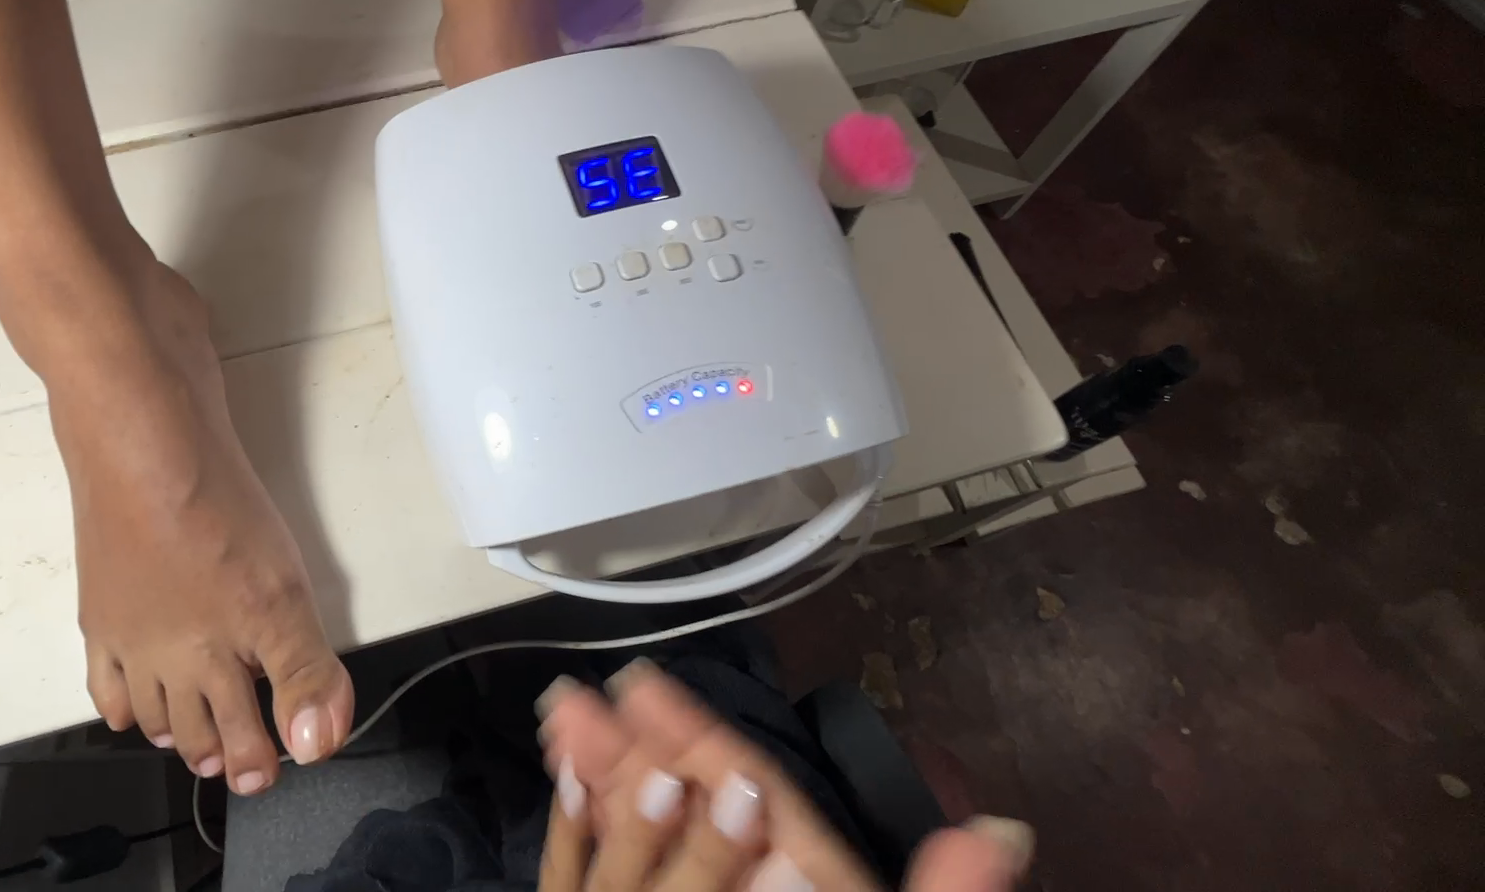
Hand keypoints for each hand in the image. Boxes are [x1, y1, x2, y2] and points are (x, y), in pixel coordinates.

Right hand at [58, 261, 352, 794]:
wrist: (143, 435)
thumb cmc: (213, 509)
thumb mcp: (280, 588)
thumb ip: (301, 666)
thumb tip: (318, 744)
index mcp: (208, 651)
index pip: (235, 725)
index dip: (256, 753)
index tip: (271, 772)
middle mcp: (160, 648)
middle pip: (189, 718)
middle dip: (219, 744)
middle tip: (235, 765)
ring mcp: (123, 619)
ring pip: (147, 697)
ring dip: (171, 725)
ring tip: (188, 741)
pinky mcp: (103, 585)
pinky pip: (103, 662)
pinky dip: (118, 692)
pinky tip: (123, 699)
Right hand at [538, 661, 1033, 890]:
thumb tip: (1002, 830)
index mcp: (807, 871)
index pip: (745, 787)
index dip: (691, 732)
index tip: (640, 686)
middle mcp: (759, 874)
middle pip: (685, 798)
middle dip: (624, 744)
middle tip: (568, 702)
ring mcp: (713, 889)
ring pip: (650, 832)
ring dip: (601, 780)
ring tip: (556, 732)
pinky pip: (625, 873)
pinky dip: (595, 835)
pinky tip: (570, 795)